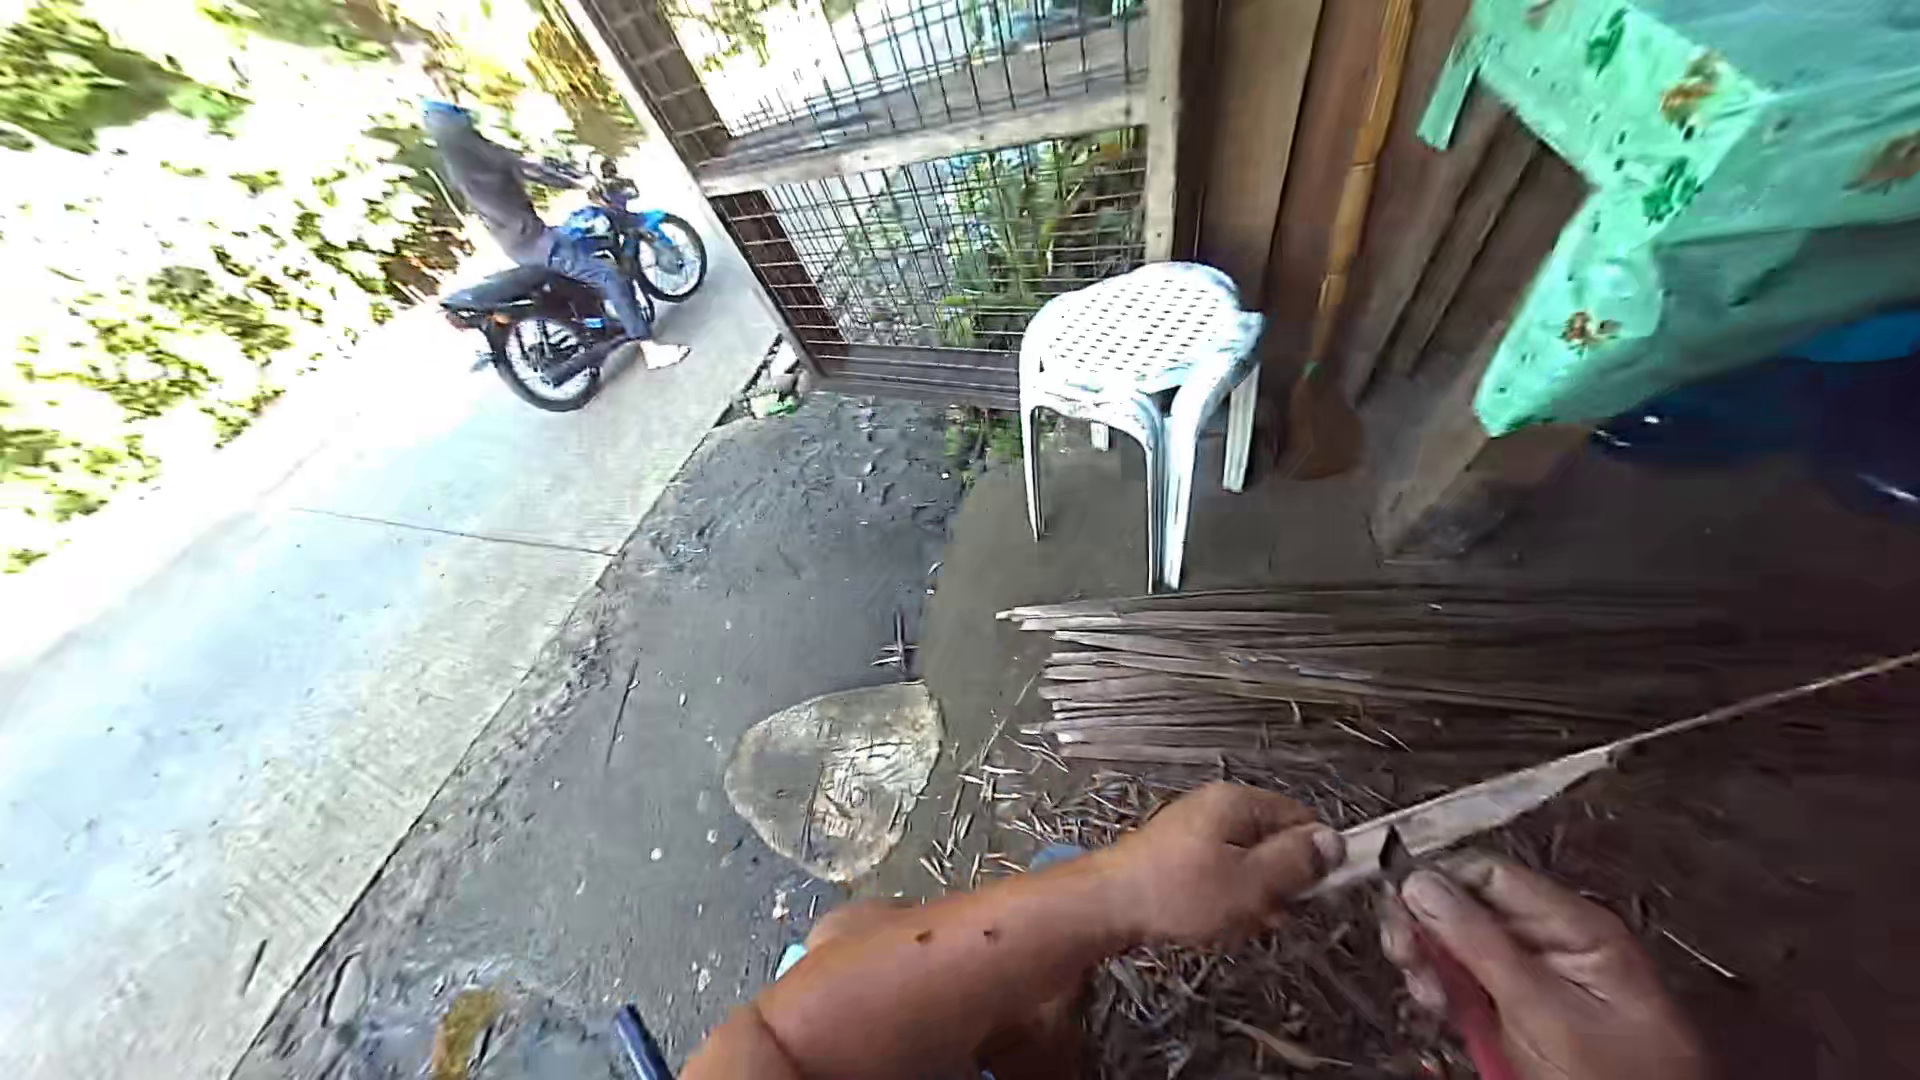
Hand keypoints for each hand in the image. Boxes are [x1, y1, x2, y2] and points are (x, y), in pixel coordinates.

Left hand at [1097, 782, 1342, 943]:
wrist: (1113, 903)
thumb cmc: (1180, 891)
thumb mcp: (1252, 881)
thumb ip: (1297, 861)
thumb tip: (1333, 841)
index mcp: (1237, 802)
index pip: (1301, 817)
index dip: (1316, 856)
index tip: (1316, 891)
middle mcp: (1217, 806)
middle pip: (1275, 842)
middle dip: (1279, 883)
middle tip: (1265, 910)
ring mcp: (1198, 828)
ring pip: (1250, 864)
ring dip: (1254, 896)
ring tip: (1234, 918)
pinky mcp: (1183, 852)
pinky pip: (1223, 872)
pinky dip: (1227, 897)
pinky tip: (1214, 919)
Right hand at [1380, 854, 1711, 1079]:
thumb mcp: (1545, 1011)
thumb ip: (1480, 942)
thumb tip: (1421, 882)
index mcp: (1577, 929)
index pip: (1487, 872)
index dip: (1438, 881)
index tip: (1402, 898)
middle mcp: (1550, 940)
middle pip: (1462, 901)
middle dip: (1424, 924)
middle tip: (1404, 947)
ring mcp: (1528, 970)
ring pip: (1450, 933)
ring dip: (1424, 955)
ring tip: (1424, 987)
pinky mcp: (1510, 997)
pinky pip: (1455, 968)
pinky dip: (1435, 980)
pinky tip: (1436, 1001)